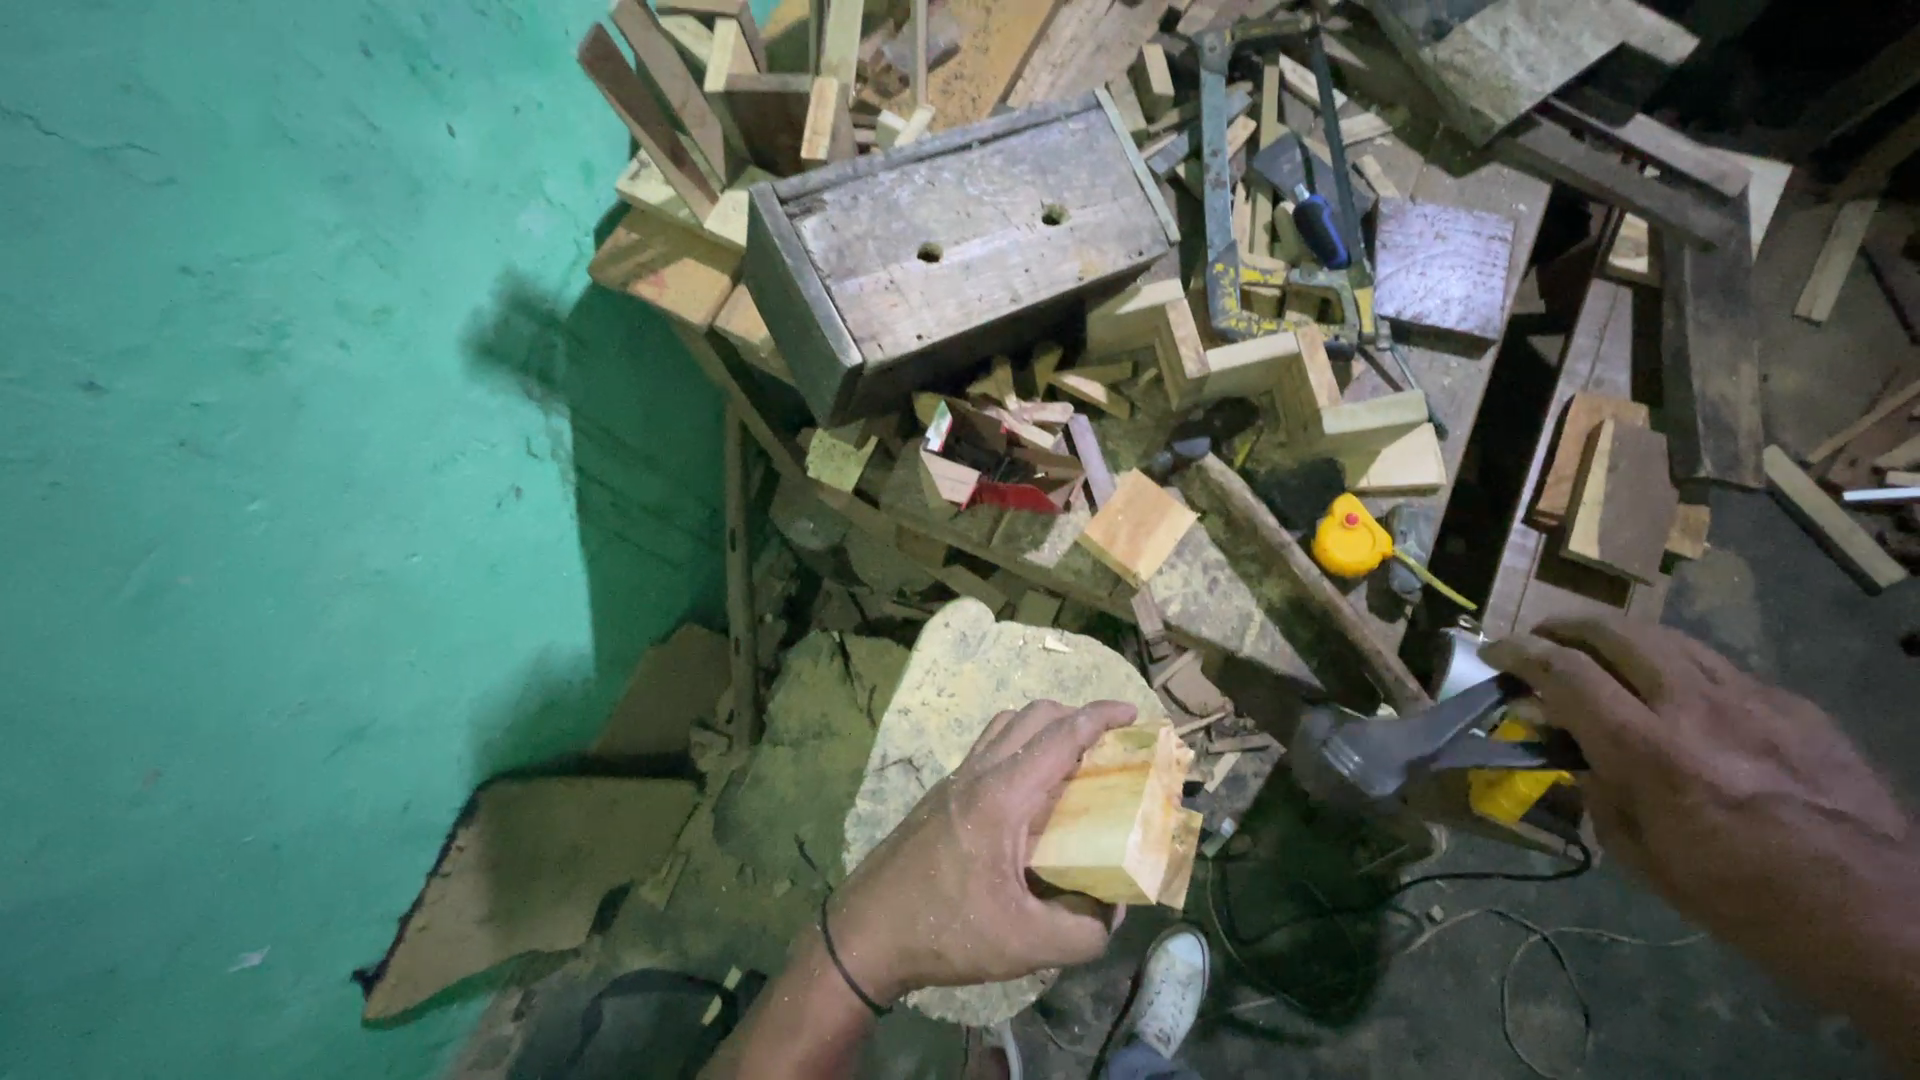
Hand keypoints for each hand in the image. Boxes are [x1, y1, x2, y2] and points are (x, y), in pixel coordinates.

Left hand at [825, 700, 1136, 1003]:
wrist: (865, 932)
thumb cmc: (945, 931)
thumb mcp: (1027, 945)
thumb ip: (1085, 930)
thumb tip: (1111, 911)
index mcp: (1003, 796)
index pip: (1060, 736)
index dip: (1100, 716)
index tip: (1133, 712)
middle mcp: (978, 774)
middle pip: (1033, 716)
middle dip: (1076, 716)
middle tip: (1108, 743)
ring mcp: (955, 781)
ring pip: (1005, 727)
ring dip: (1043, 728)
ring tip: (1072, 762)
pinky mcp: (941, 796)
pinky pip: (988, 749)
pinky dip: (1018, 748)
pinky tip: (1029, 796)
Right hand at [1485, 615, 1919, 1049]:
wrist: (1883, 917)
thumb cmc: (1741, 899)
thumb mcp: (1638, 853)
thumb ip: (1595, 789)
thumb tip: (1572, 751)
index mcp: (1648, 751)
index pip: (1565, 672)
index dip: (1519, 652)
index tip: (1493, 651)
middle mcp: (1695, 708)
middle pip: (1616, 633)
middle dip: (1567, 627)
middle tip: (1543, 639)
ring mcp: (1752, 700)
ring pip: (1668, 638)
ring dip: (1618, 636)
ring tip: (1598, 650)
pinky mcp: (1795, 706)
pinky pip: (1718, 667)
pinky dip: (1676, 666)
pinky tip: (1675, 693)